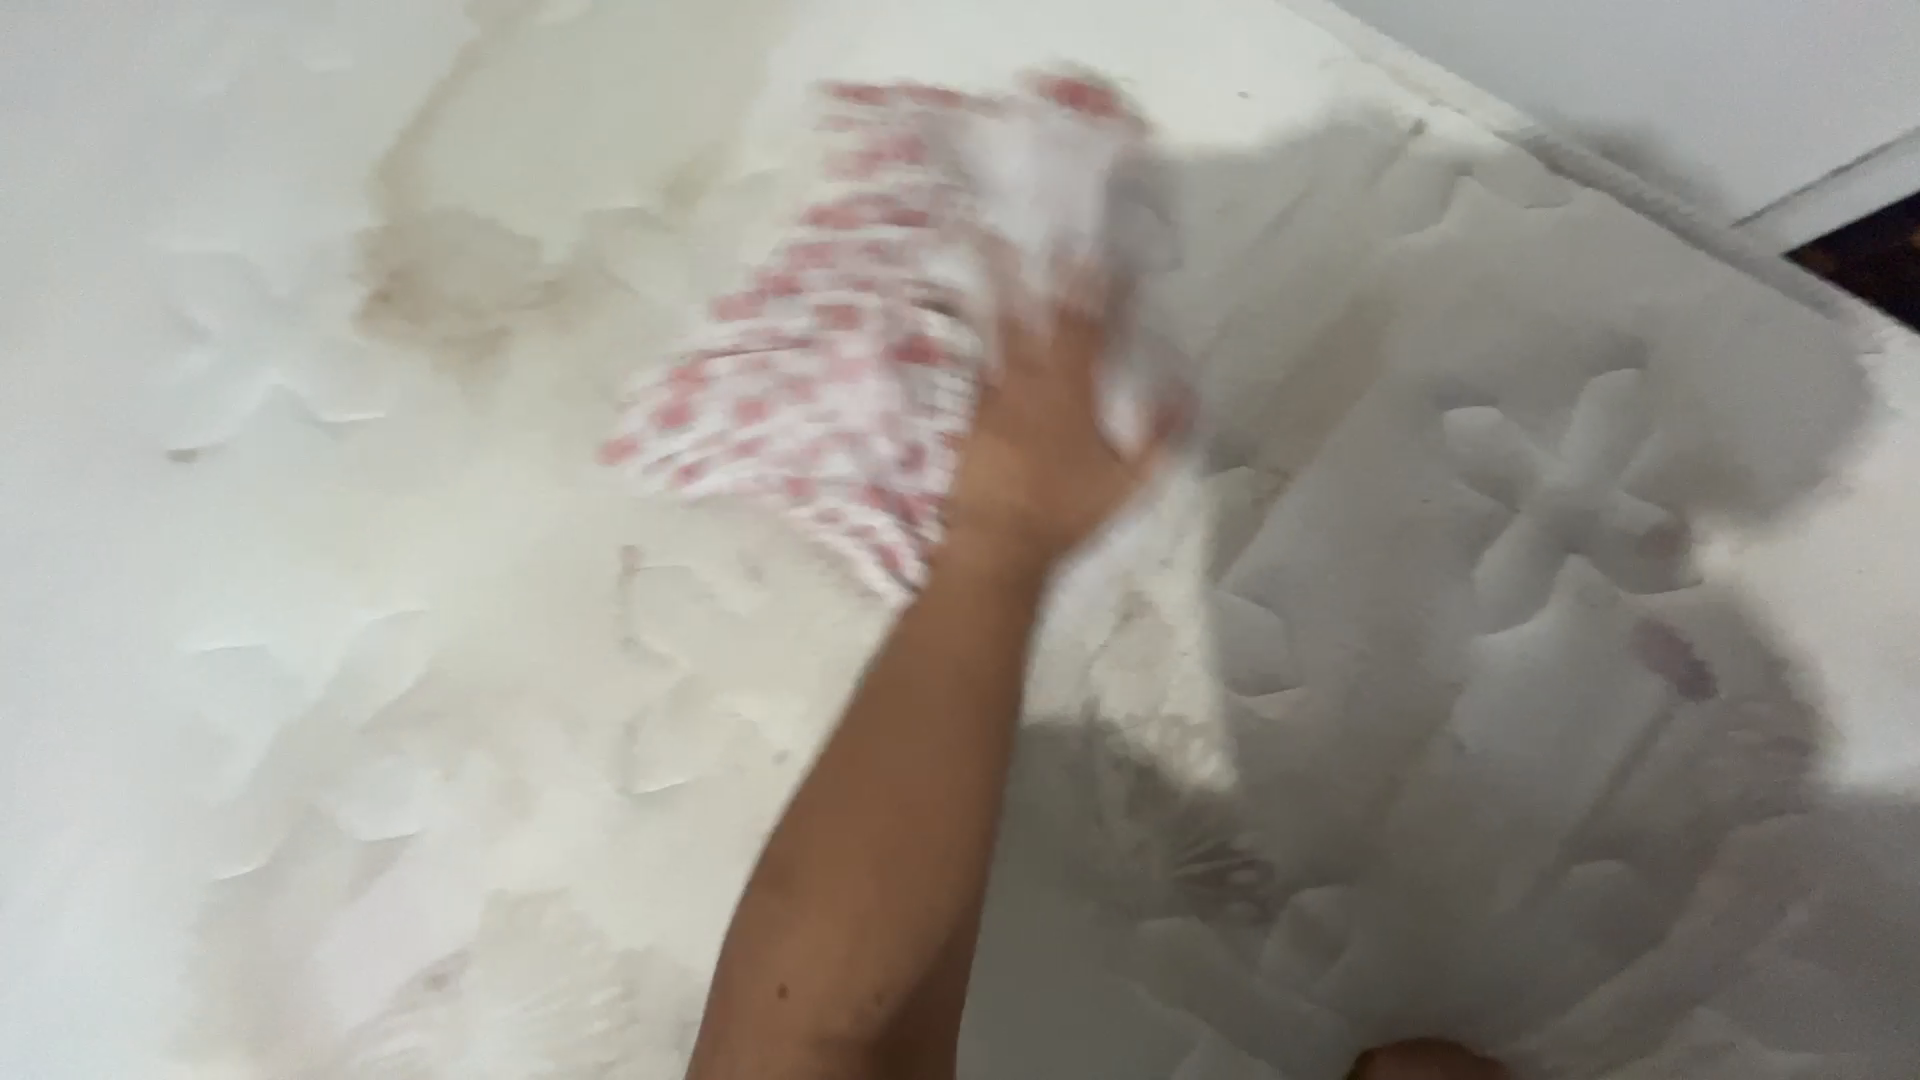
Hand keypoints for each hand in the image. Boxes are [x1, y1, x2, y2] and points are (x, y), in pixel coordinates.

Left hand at [938, 237, 1184, 580]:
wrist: (997, 541)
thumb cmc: (1064, 514)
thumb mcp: (1126, 485)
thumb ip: (1159, 440)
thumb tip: (1187, 396)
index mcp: (1073, 396)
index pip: (1094, 332)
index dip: (1106, 292)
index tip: (1114, 256)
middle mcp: (1032, 384)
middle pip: (1042, 316)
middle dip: (1048, 269)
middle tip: (1043, 227)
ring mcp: (996, 396)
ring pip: (1000, 329)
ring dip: (999, 284)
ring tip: (988, 240)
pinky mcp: (972, 413)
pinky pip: (978, 362)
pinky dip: (979, 335)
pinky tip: (976, 319)